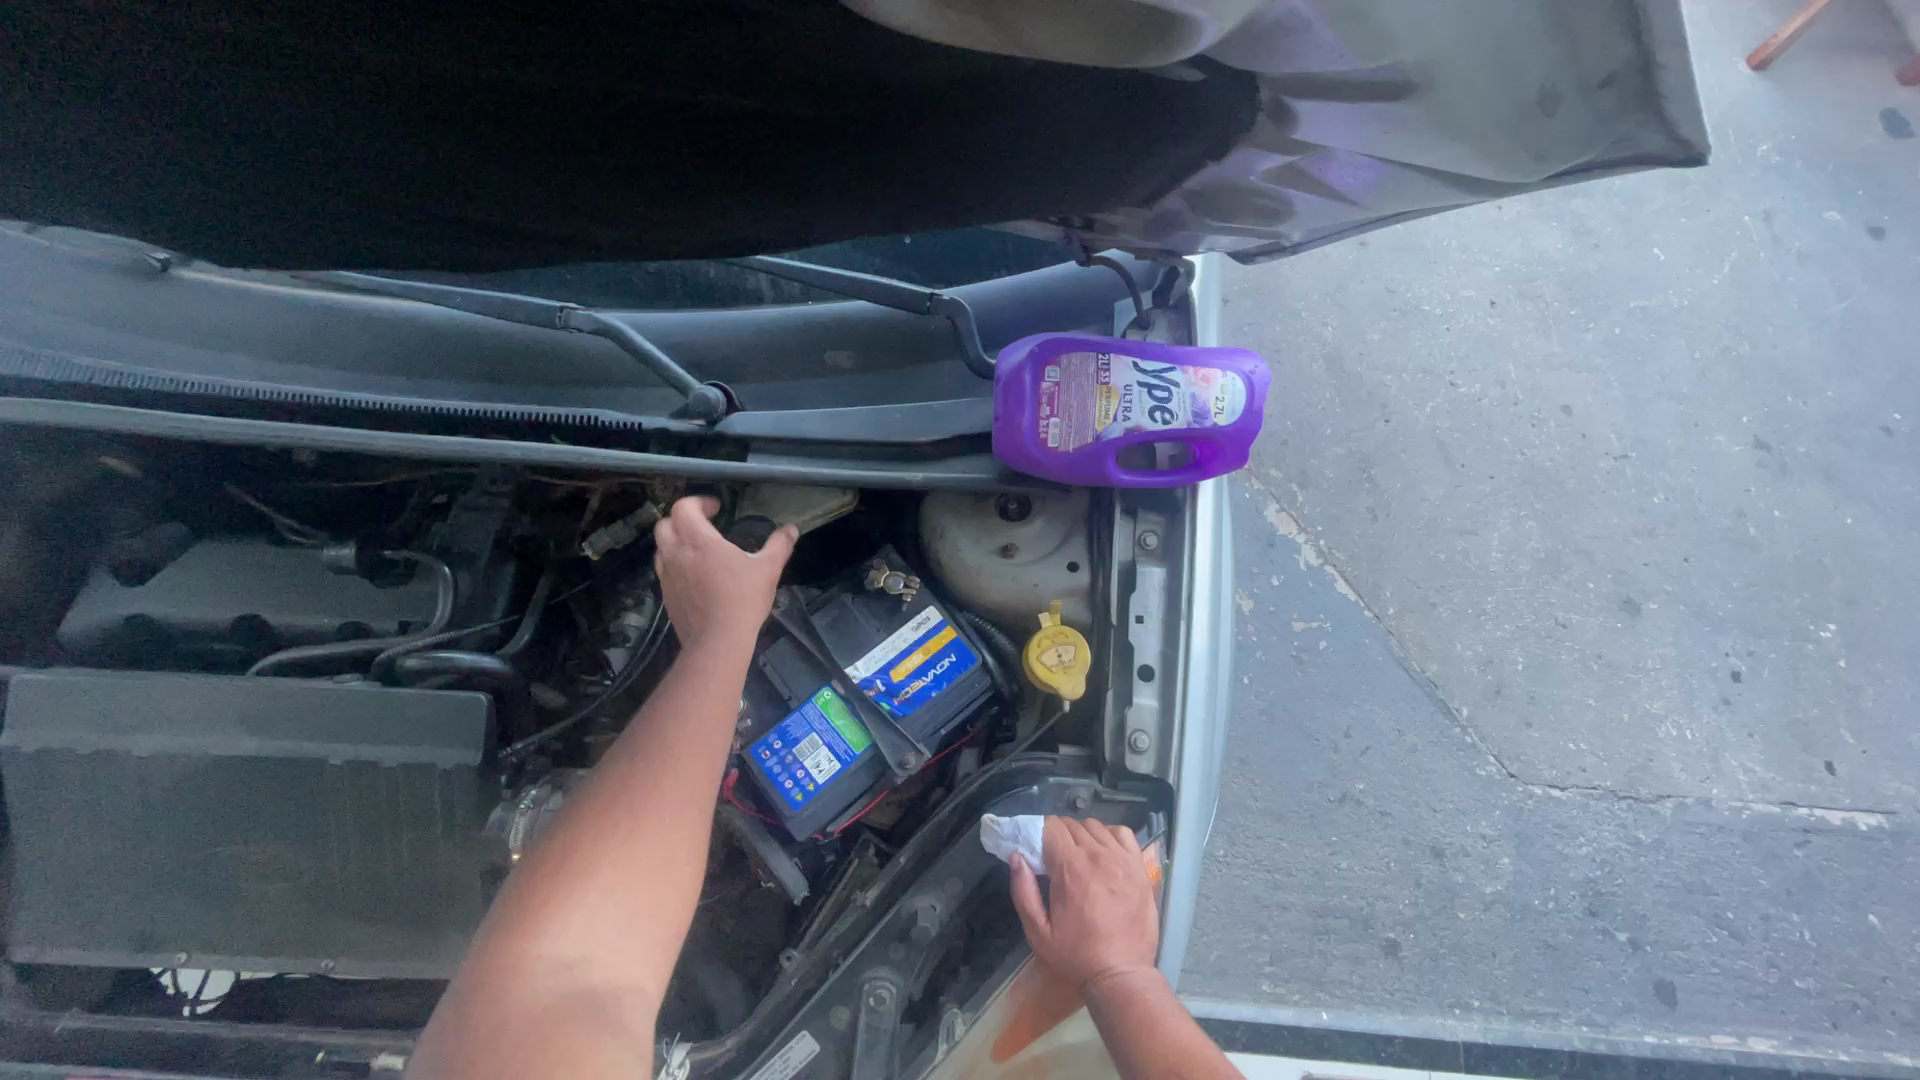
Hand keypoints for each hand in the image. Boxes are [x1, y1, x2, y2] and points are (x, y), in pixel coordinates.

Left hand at [652, 496, 796, 655]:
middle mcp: (677, 553)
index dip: (698, 502)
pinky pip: (664, 569)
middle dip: (682, 519)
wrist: (717, 641)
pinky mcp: (665, 594)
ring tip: (697, 549)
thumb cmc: (743, 600)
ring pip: (661, 547)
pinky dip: (675, 563)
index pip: (683, 508)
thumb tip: (791, 529)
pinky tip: (695, 575)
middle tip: (704, 525)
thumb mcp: (768, 570)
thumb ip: (779, 545)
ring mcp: (667, 575)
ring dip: (675, 541)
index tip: (717, 508)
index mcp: (699, 541)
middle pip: (665, 524)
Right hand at [1009, 817, 1158, 992]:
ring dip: (1083, 835)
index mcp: (1071, 868)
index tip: (1038, 848)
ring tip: (1080, 856)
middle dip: (1059, 834)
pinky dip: (1110, 836)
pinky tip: (1105, 852)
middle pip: (1073, 824)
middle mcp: (1097, 855)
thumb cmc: (1076, 956)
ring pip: (1096, 826)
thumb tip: (1016, 857)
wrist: (1121, 975)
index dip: (1040, 832)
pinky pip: (1124, 834)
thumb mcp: (1038, 932)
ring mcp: (1122, 859)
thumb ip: (1023, 891)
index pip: (1052, 826)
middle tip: (1056, 858)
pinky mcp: (1139, 868)